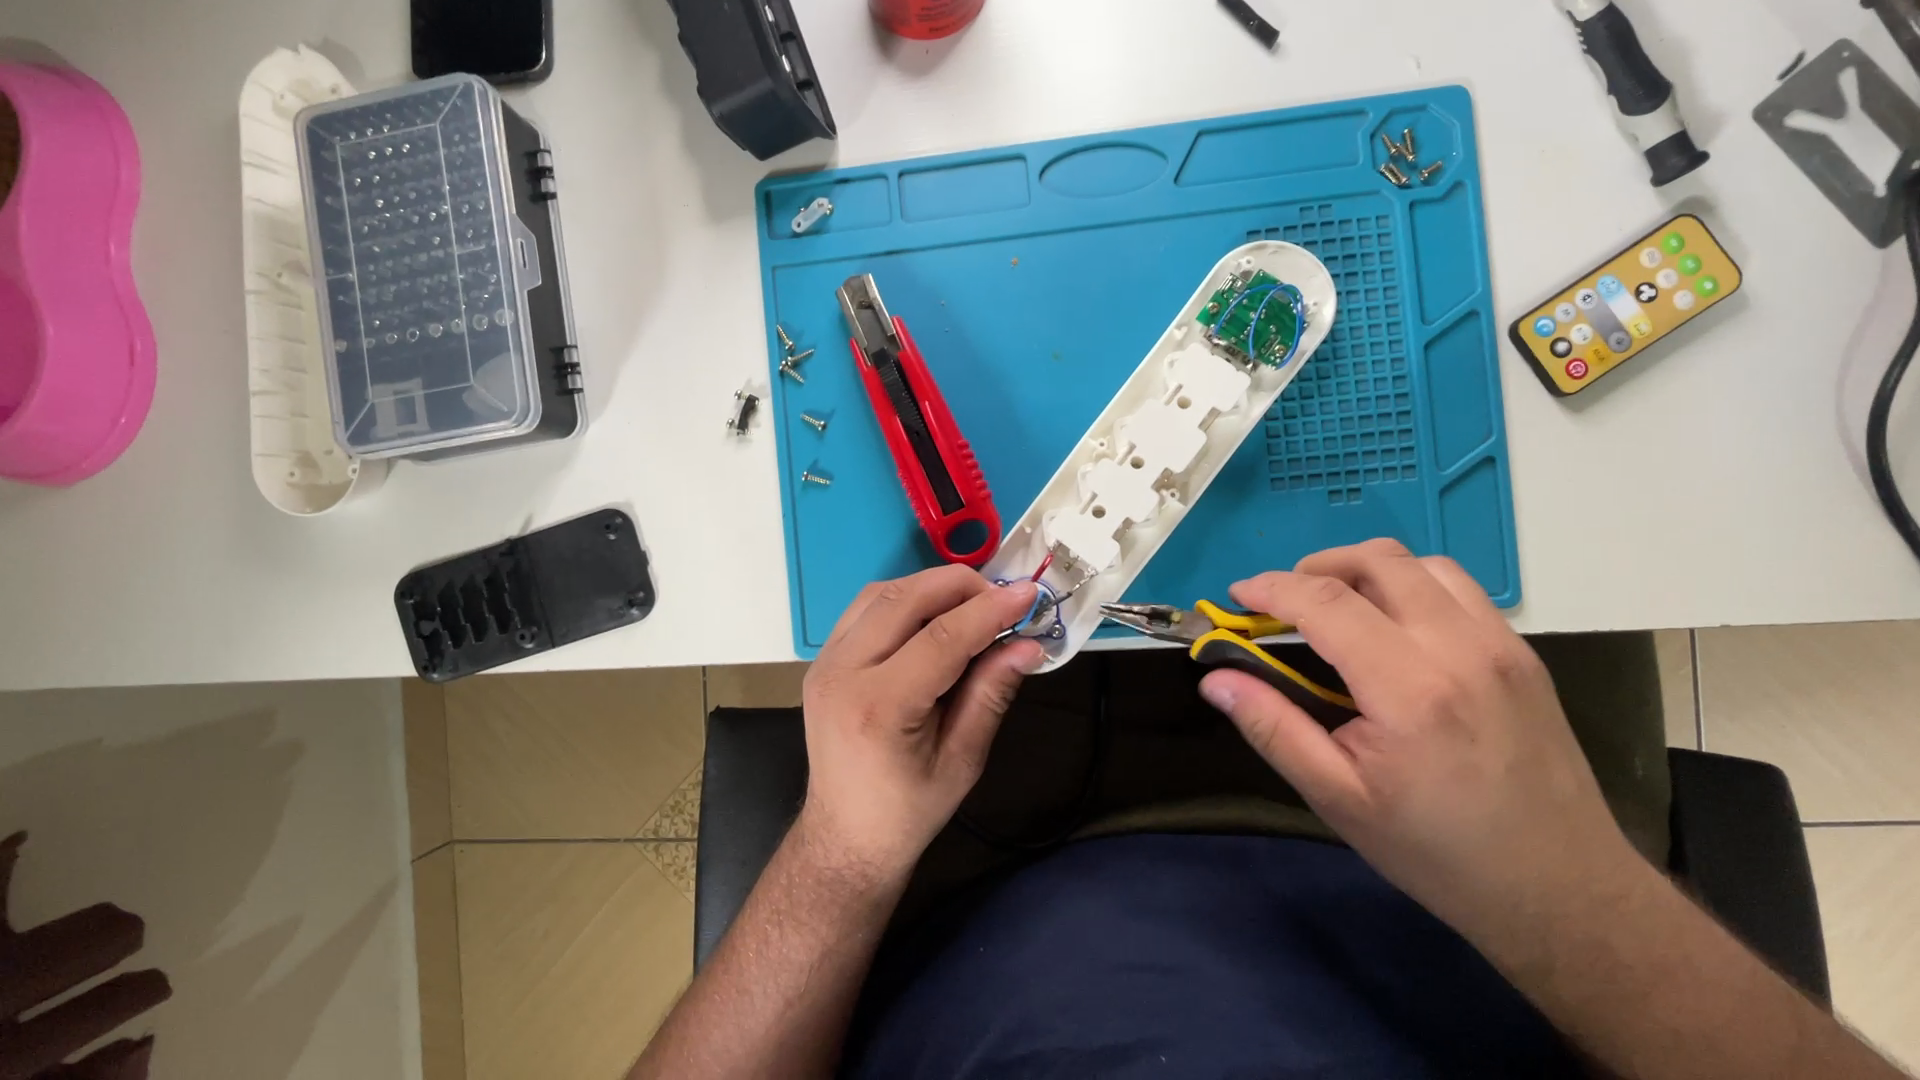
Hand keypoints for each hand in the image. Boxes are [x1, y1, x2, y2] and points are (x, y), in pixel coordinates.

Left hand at [797, 566, 1047, 881]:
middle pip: (904, 599)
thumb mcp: (962, 760)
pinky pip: (864, 609)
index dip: (989, 610)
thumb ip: (991, 695)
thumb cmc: (909, 810)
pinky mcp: (822, 661)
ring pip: (880, 593)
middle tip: (1003, 597)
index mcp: (879, 708)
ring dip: (930, 587)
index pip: (942, 638)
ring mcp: (825, 663)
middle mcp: (843, 674)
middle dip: (960, 586)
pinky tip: (934, 616)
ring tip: (973, 603)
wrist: (846, 836)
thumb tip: (1029, 645)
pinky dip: (903, 599)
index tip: (1029, 594)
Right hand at [1198, 539, 1639, 941]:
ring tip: (1335, 606)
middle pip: (1378, 561)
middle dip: (1316, 566)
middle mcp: (1460, 648)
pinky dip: (1411, 587)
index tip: (1237, 597)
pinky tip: (1392, 629)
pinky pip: (1459, 590)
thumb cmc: (1436, 851)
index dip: (1272, 588)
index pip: (1327, 602)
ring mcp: (1501, 646)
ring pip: (1424, 564)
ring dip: (1367, 570)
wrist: (1560, 888)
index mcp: (1409, 688)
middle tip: (1281, 601)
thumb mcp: (1338, 798)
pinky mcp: (1523, 655)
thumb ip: (1273, 728)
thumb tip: (1216, 679)